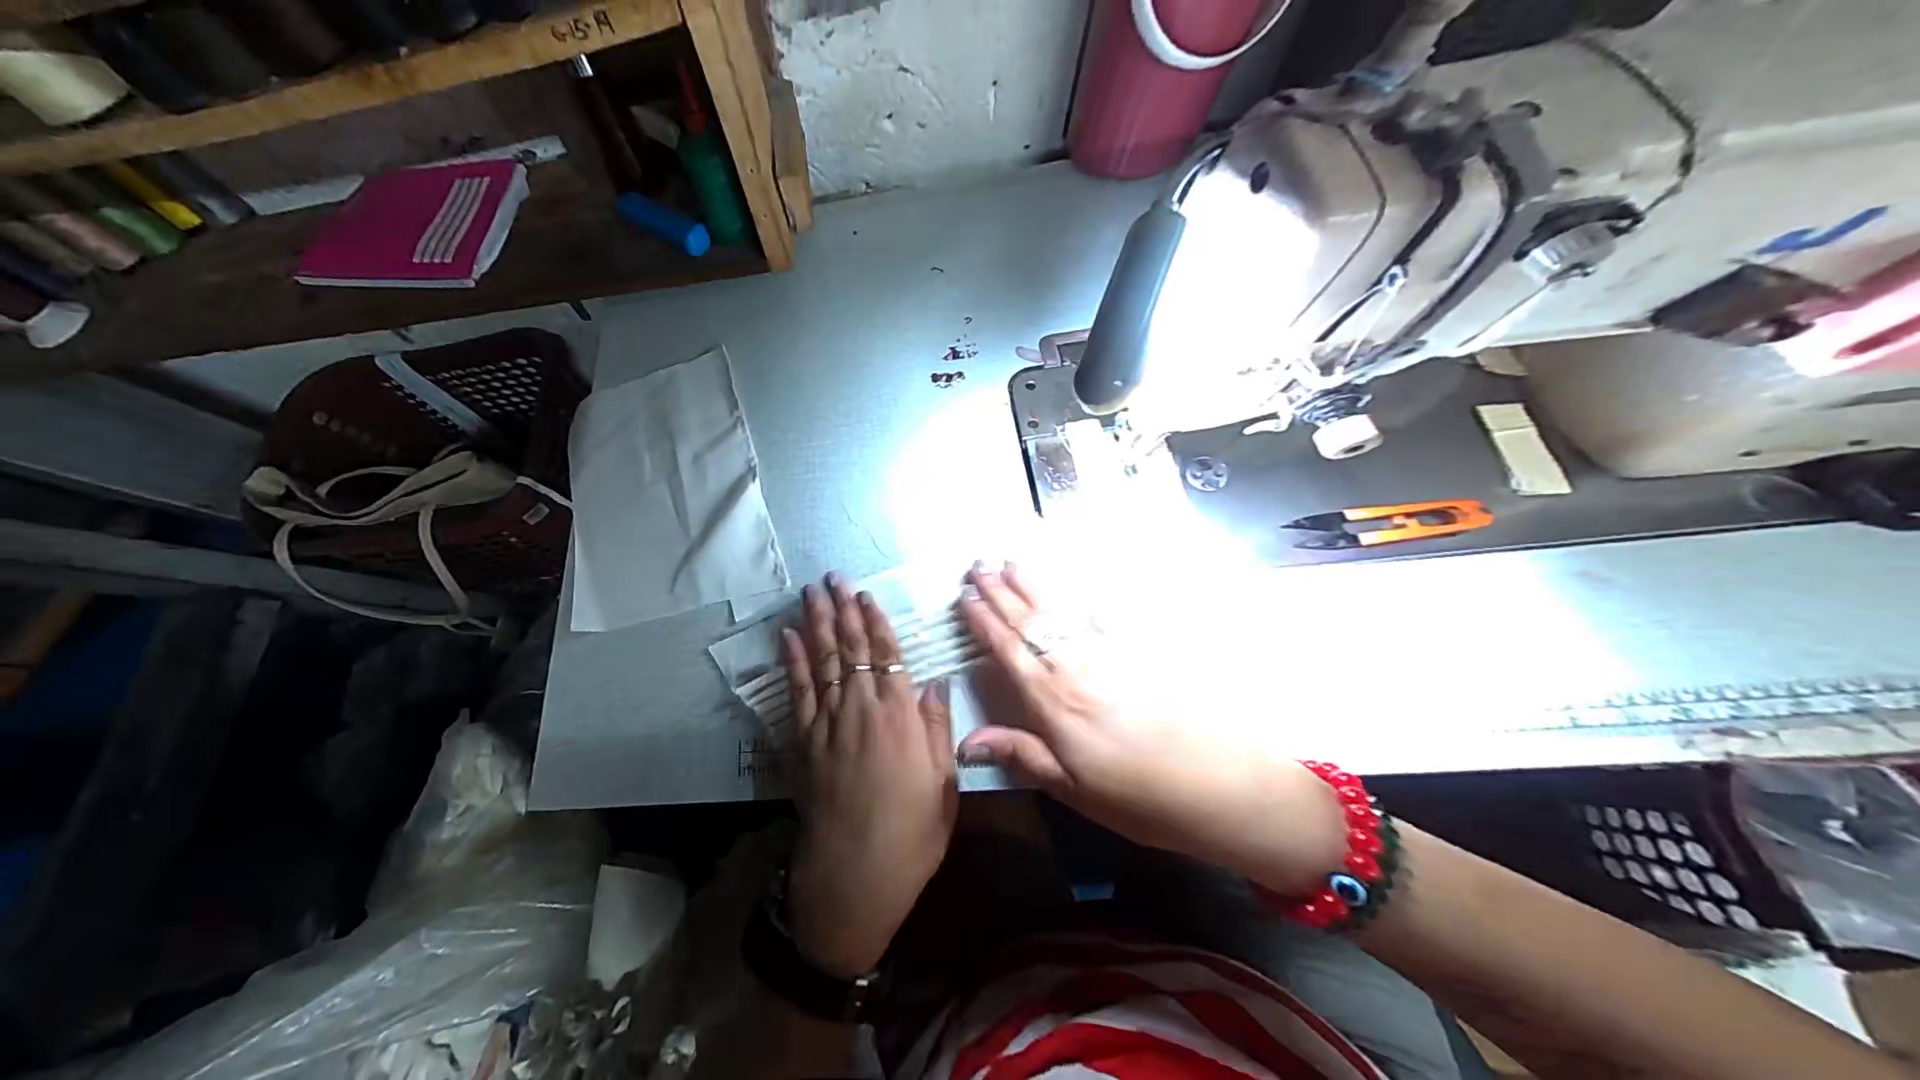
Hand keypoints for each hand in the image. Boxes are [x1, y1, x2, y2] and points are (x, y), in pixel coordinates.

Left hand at [781, 573, 956, 977]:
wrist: (854, 877)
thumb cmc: (911, 834)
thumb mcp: (943, 784)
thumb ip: (937, 728)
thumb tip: (934, 681)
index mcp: (901, 717)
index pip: (888, 655)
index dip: (876, 623)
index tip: (866, 595)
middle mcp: (862, 710)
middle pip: (850, 649)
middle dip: (842, 610)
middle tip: (833, 577)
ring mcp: (827, 724)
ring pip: (822, 661)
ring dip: (816, 623)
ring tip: (811, 592)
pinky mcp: (802, 743)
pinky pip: (796, 692)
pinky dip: (791, 662)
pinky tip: (787, 637)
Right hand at [955, 562, 1348, 896]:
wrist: (1218, 784)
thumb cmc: (1137, 797)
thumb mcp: (1072, 788)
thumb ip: (1021, 754)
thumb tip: (966, 741)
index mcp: (1052, 702)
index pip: (1008, 651)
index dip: (984, 622)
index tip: (964, 596)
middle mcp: (1075, 669)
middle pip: (1031, 623)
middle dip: (1001, 592)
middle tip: (979, 564)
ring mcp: (1108, 657)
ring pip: (1061, 613)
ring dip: (1033, 586)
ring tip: (1012, 561)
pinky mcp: (1137, 655)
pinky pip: (1098, 618)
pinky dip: (1077, 598)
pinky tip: (1070, 586)